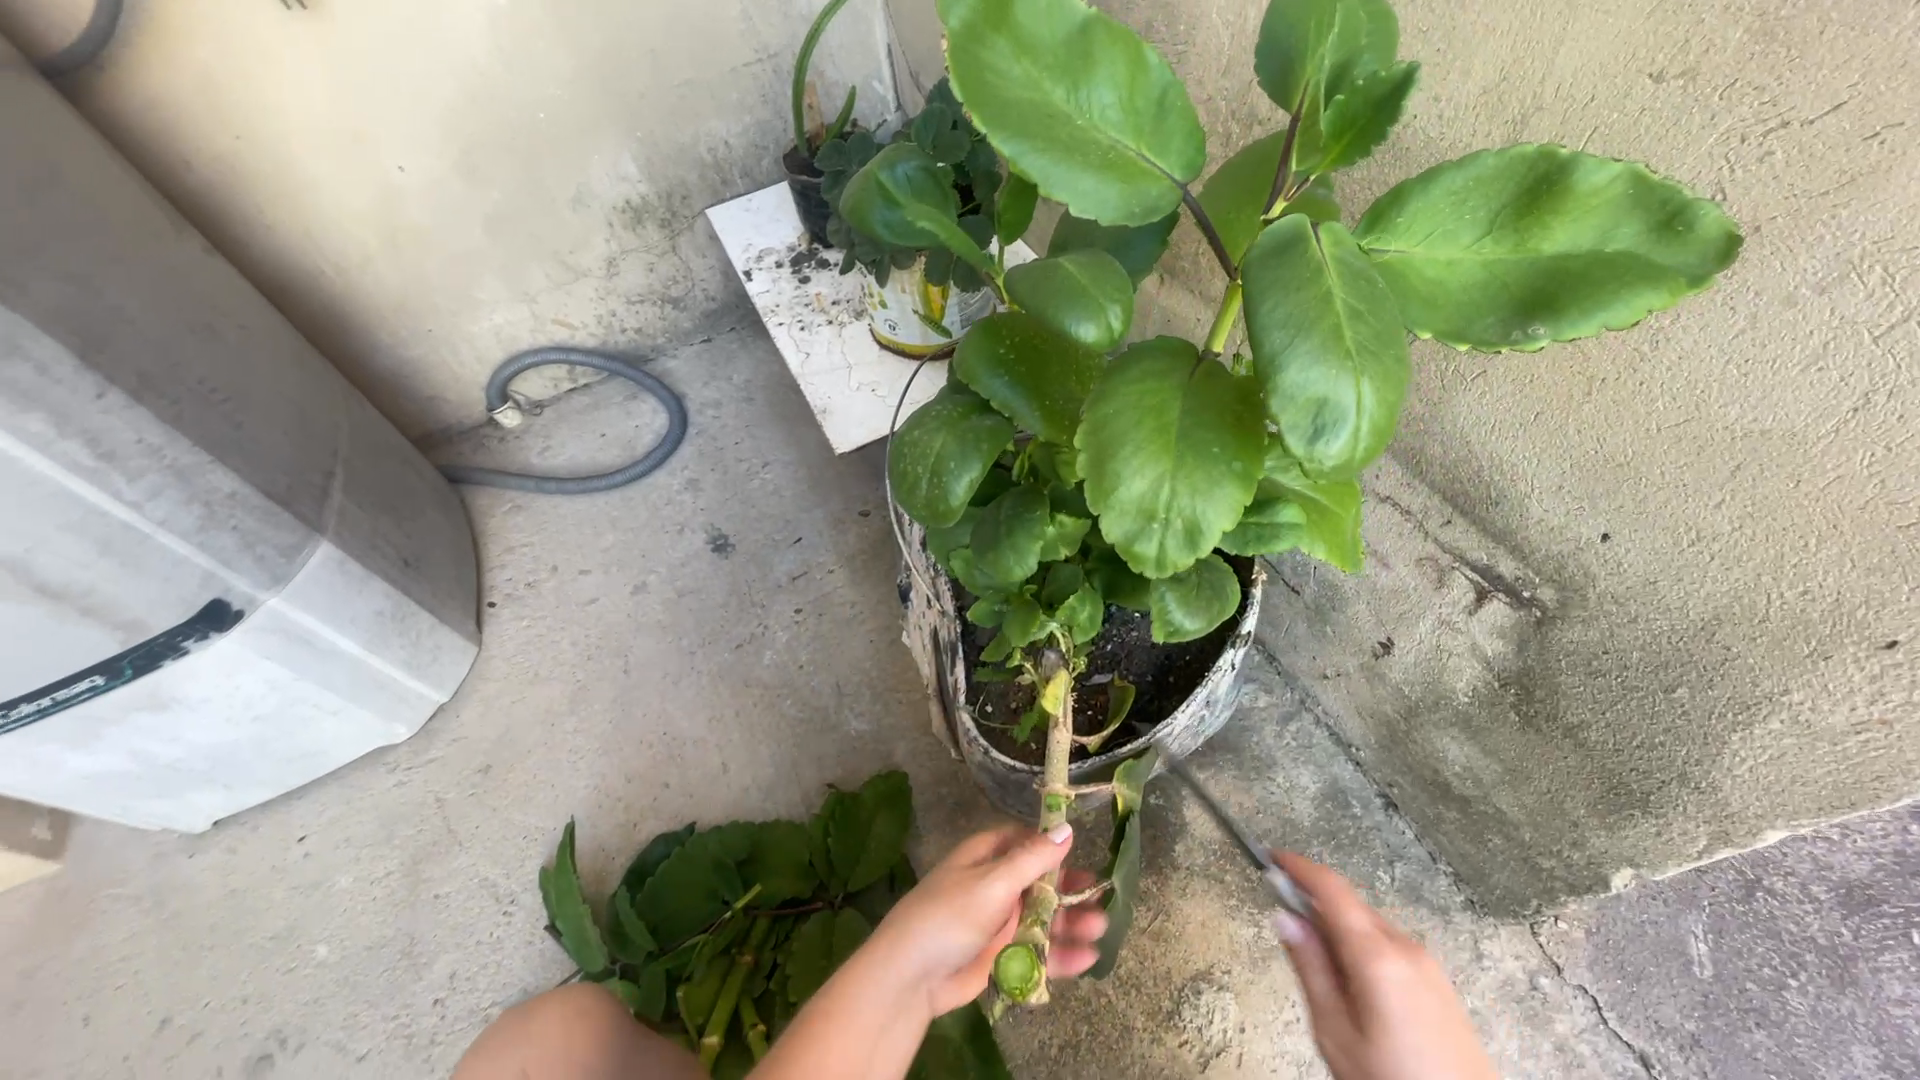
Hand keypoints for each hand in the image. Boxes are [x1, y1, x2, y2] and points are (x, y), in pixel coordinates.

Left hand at [867, 825, 1108, 1014]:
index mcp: (986, 858)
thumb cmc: (949, 917)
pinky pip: (1037, 951)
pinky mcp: (1002, 956)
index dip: (1051, 845)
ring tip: (1101, 929)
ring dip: (1071, 922)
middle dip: (1069, 889)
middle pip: (1040, 882)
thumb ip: (1032, 860)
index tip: (1081, 852)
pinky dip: (1060, 954)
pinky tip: (1087, 958)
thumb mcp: (993, 883)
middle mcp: (994, 886)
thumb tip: (1066, 827)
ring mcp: (998, 923)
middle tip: (1100, 896)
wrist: (911, 978)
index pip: (1024, 841)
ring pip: (1043, 918)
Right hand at [1271, 852, 1496, 1079]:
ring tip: (1321, 974)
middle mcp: (1407, 948)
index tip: (1271, 857)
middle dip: (1314, 905)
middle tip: (1285, 925)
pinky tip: (1354, 986)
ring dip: (1338, 929)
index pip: (1331, 889)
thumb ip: (1309, 967)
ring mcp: (1429, 965)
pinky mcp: (1439, 982)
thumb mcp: (1334, 1031)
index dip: (1298, 867)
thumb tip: (1284, 917)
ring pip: (1369, 926)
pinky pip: (1390, 946)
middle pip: (1350, 906)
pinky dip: (1362, 947)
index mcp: (1377, 956)